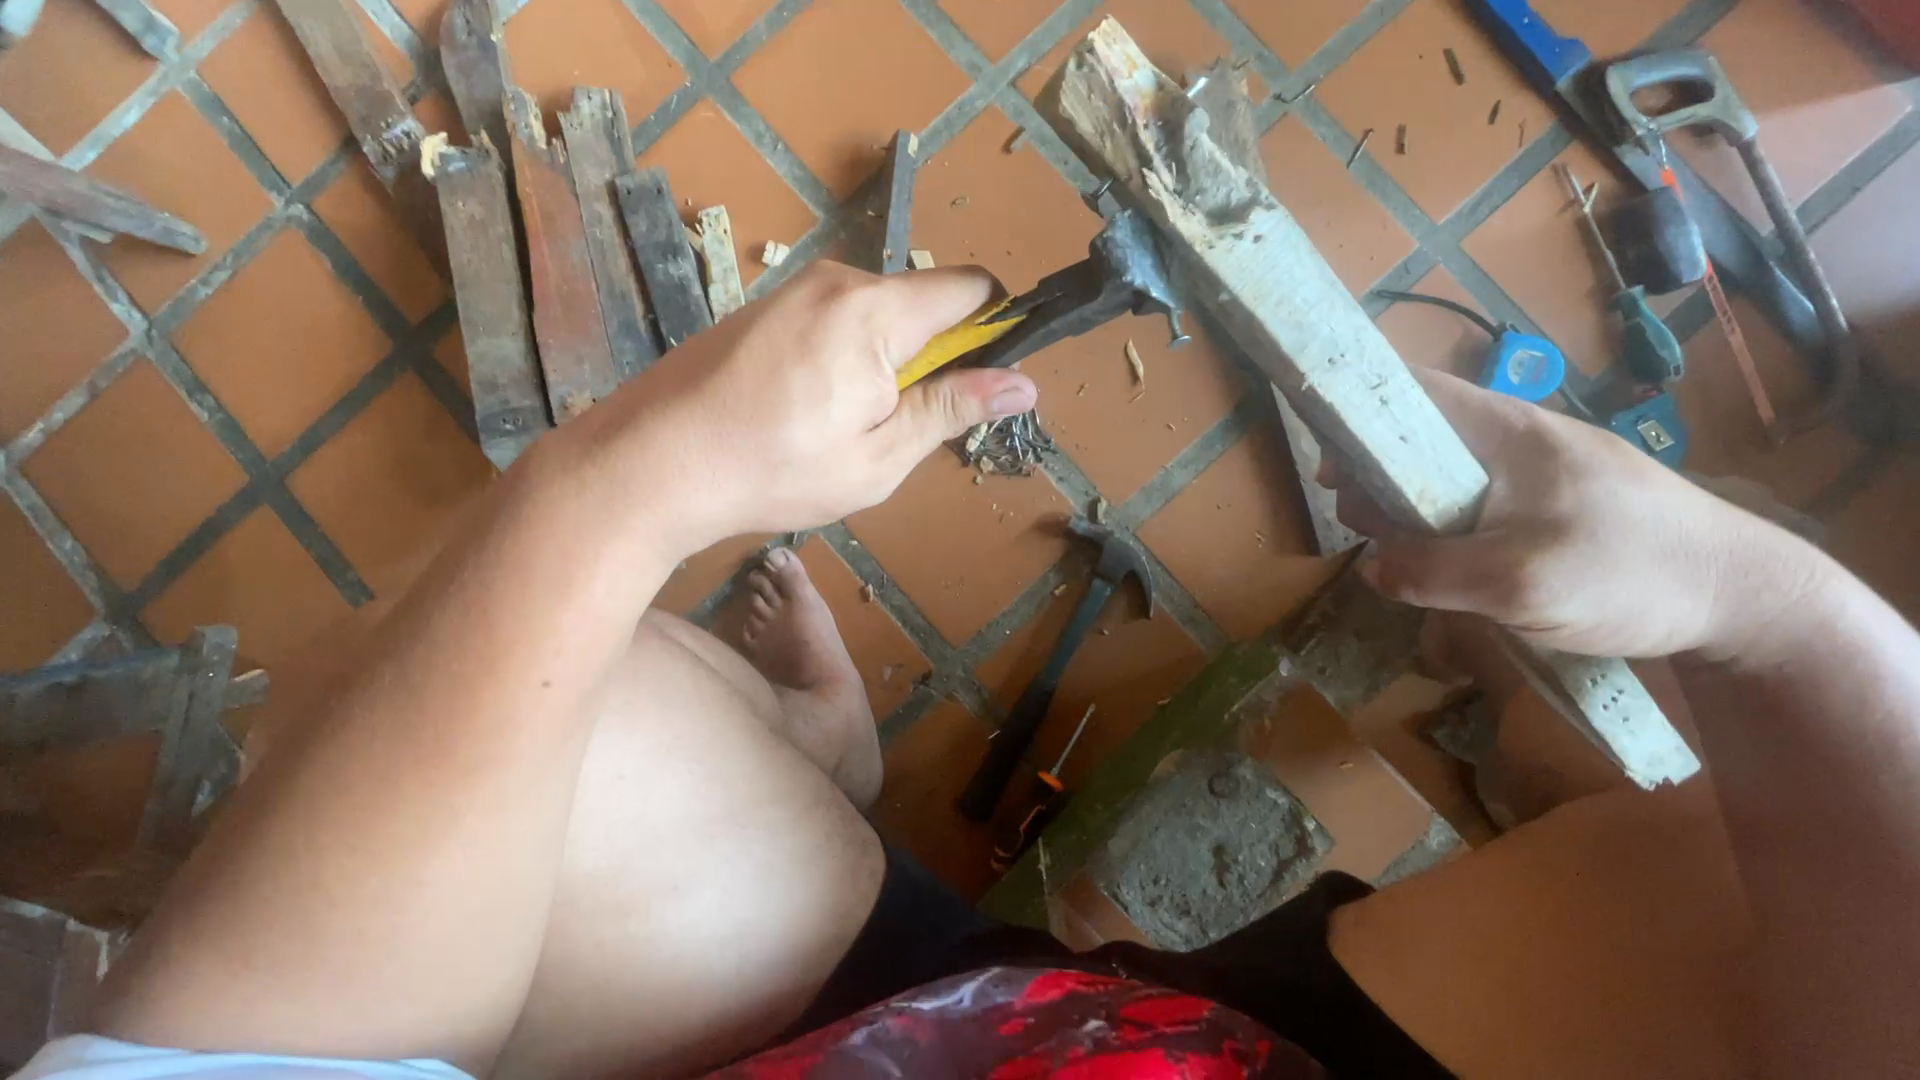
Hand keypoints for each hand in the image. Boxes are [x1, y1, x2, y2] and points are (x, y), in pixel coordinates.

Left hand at [555, 261, 1036, 556]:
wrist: (650, 463)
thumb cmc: (774, 470)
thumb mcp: (879, 456)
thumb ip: (951, 409)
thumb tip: (1024, 384)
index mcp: (876, 311)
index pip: (972, 288)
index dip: (993, 330)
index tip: (978, 384)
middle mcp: (839, 280)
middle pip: (922, 302)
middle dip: (930, 358)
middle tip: (898, 428)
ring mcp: (795, 290)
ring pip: (876, 317)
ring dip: (884, 364)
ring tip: (843, 427)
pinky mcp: (765, 307)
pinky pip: (834, 321)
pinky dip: (844, 359)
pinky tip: (807, 411)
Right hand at [1325, 369, 1819, 658]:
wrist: (1746, 599)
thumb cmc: (1630, 571)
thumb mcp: (1516, 580)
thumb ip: (1429, 571)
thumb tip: (1372, 567)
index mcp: (1505, 432)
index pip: (1413, 389)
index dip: (1358, 416)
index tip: (1330, 469)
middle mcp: (1514, 442)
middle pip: (1415, 439)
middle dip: (1375, 482)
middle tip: (1368, 532)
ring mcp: (1534, 475)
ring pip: (1441, 479)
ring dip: (1407, 515)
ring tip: (1407, 560)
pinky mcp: (1548, 509)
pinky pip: (1471, 509)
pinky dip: (1442, 534)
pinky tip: (1449, 571)